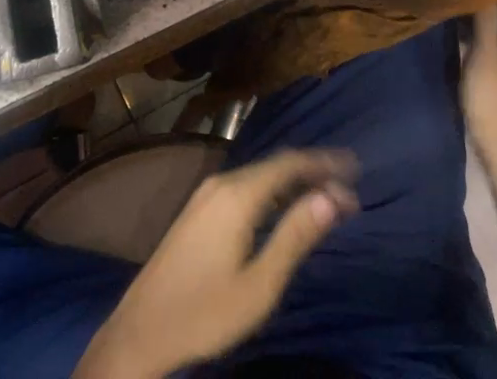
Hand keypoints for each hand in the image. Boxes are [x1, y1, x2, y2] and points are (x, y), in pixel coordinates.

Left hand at [75, 149, 359, 378]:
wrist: (140, 333)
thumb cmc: (205, 313)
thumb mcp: (260, 284)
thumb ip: (296, 236)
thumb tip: (333, 197)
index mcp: (237, 196)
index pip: (290, 163)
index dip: (325, 163)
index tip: (356, 170)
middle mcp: (221, 185)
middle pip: (275, 166)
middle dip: (313, 174)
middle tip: (348, 190)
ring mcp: (205, 197)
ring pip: (260, 177)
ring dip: (294, 184)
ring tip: (326, 200)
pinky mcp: (197, 212)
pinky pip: (245, 189)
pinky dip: (273, 194)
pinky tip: (286, 211)